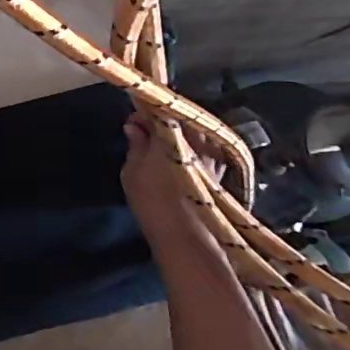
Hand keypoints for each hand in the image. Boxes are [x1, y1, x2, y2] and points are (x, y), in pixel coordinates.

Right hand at [120, 114, 220, 237]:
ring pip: (194, 135)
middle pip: (180, 121)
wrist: (186, 237)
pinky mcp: (218, 173)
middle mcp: (197, 139)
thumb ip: (135, 146)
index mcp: (174, 133)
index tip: (131, 121)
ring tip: (160, 146)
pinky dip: (191, 151)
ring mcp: (211, 156)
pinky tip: (178, 160)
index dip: (143, 114)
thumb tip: (134, 127)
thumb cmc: (152, 200)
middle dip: (162, 123)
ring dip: (178, 136)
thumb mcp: (132, 171)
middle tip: (143, 134)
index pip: (158, 112)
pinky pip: (204, 152)